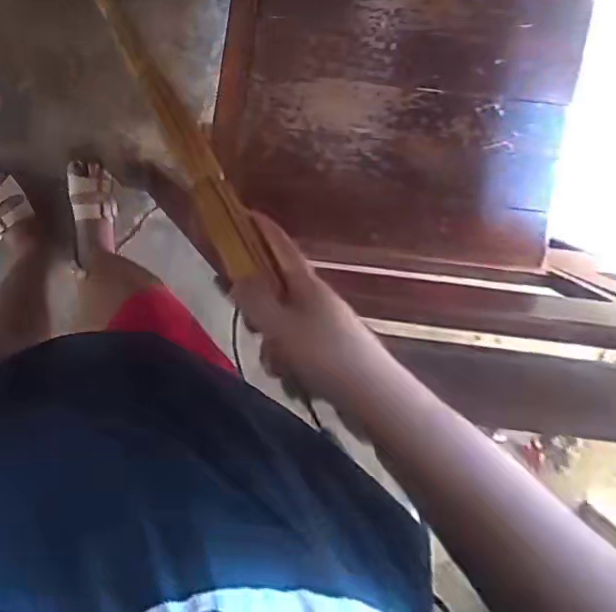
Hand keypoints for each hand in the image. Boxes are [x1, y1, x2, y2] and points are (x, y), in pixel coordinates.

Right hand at [230, 212, 383, 402]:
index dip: (262, 229)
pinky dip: (292, 367)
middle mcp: (316, 299)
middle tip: (251, 328)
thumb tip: (236, 276)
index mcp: (305, 284)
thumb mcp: (279, 327)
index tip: (244, 212)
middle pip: (275, 291)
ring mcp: (327, 327)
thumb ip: (253, 301)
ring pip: (283, 327)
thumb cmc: (325, 357)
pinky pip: (299, 352)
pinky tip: (297, 386)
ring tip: (280, 371)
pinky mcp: (333, 356)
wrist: (379, 403)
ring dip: (274, 348)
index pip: (280, 246)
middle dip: (259, 313)